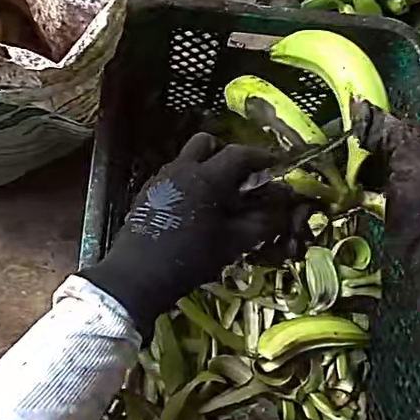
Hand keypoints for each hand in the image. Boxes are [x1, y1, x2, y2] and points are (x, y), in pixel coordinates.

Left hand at [80, 133, 302, 330]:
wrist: (137, 277)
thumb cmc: (190, 259)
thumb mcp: (233, 244)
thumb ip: (262, 222)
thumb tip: (282, 208)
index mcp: (205, 177)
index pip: (239, 153)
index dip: (261, 156)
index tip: (276, 165)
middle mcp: (181, 169)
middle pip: (207, 143)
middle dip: (227, 154)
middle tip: (241, 177)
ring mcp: (160, 179)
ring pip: (188, 159)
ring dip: (206, 168)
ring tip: (219, 196)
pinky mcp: (147, 193)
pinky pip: (174, 176)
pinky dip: (189, 182)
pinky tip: (196, 209)